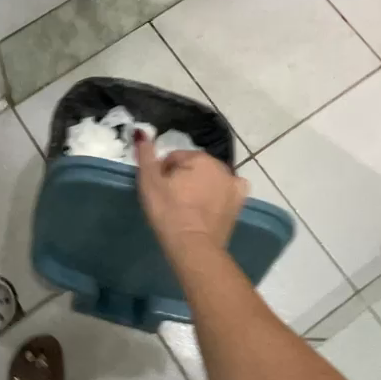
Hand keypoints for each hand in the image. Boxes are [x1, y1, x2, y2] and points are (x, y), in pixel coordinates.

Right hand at [135, 132, 247, 258]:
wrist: (193, 246)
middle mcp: (221, 167)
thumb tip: (142, 133)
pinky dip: (221, 192)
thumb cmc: (168, 212)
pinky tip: (212, 202)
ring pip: (210, 177)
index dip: (163, 173)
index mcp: (200, 159)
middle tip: (170, 199)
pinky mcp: (238, 204)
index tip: (158, 190)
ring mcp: (233, 186)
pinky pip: (229, 189)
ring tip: (187, 206)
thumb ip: (146, 155)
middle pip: (193, 166)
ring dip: (199, 185)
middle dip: (182, 177)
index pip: (174, 158)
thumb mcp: (149, 181)